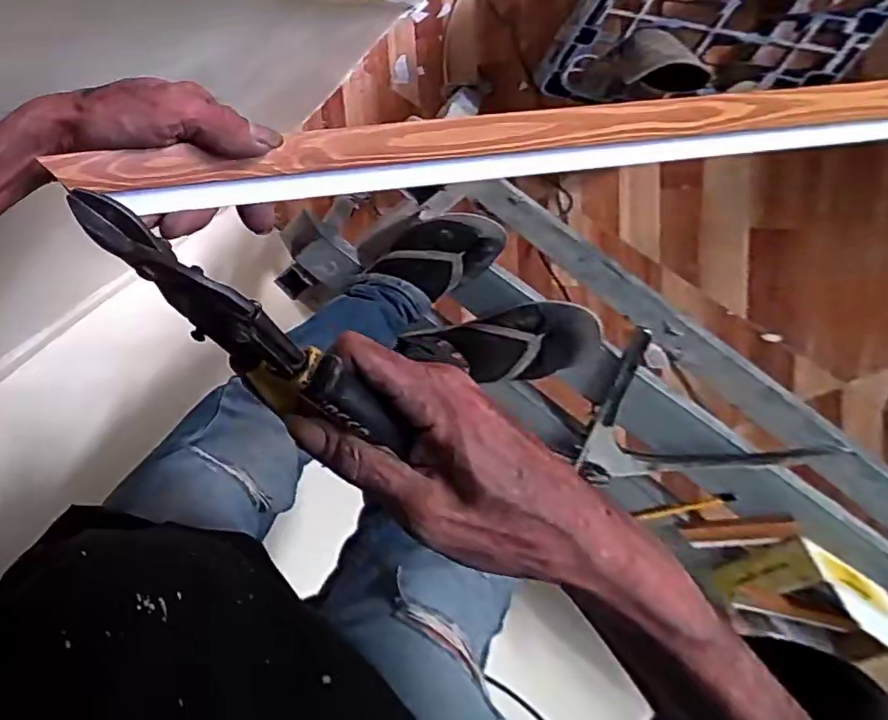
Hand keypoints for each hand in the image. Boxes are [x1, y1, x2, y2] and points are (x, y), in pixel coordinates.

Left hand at [0, 77, 280, 264]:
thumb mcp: (173, 110)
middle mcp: (188, 144)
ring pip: (189, 206)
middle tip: (176, 222)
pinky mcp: (147, 185)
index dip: (257, 187)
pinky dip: (153, 214)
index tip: (261, 217)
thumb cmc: (108, 114)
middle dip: (198, 210)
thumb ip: (220, 125)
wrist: (59, 137)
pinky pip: (163, 210)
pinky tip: (138, 210)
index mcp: (201, 118)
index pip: (245, 154)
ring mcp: (166, 168)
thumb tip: (264, 141)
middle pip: (217, 190)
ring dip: (171, 215)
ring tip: (147, 211)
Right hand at [286, 332, 661, 590]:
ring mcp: (452, 388)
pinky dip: (388, 419)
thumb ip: (355, 461)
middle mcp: (442, 379)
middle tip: (343, 447)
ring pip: (381, 381)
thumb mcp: (420, 507)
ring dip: (366, 416)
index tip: (303, 399)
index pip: (354, 348)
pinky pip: (402, 393)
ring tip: (383, 464)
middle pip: (362, 365)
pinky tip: (405, 461)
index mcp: (432, 395)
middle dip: (341, 401)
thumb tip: (302, 426)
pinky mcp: (457, 401)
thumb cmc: (516, 527)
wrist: (585, 539)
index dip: (321, 372)